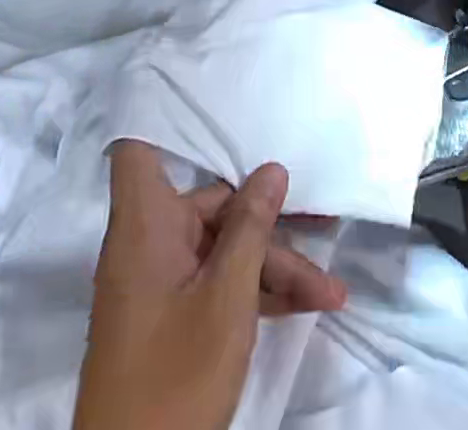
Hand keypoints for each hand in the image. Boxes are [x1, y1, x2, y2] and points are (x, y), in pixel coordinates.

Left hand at [74, 142, 346, 429]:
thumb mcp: (226, 299)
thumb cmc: (175, 373)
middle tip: (326, 226)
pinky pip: (219, 282)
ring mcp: (163, 280)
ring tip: (331, 294)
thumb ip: (250, 228)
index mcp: (145, 227)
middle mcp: (150, 243)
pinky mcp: (175, 312)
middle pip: (213, 207)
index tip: (206, 93)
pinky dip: (258, 292)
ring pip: (224, 249)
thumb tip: (272, 170)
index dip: (162, 118)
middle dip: (270, 223)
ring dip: (276, 267)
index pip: (136, 152)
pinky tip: (309, 306)